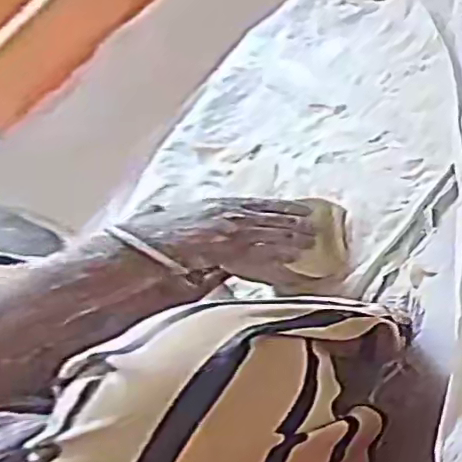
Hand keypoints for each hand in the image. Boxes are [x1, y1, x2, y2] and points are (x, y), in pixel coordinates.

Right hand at [118, 198, 316, 282]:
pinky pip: (267, 253)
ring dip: (297, 240)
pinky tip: (294, 258)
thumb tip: (200, 210)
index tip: (305, 209)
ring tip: (311, 244)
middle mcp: (234, 214)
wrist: (145, 245)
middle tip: (316, 229)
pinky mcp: (237, 250)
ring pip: (279, 234)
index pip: (265, 203)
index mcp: (223, 204)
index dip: (288, 206)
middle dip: (300, 224)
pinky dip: (283, 255)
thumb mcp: (181, 211)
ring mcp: (237, 232)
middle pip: (279, 218)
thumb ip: (198, 210)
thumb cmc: (156, 230)